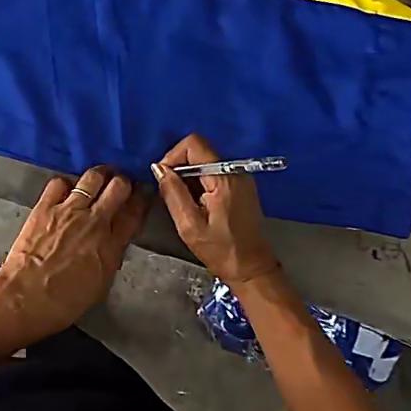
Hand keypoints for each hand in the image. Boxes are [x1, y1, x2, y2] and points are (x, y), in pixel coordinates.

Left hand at [0, 166, 149, 348]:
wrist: (25, 299)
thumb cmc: (63, 301)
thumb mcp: (101, 283)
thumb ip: (112, 257)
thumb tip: (114, 244)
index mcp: (112, 243)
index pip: (135, 212)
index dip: (142, 199)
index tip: (143, 193)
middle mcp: (95, 221)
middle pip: (119, 186)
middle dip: (123, 181)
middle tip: (121, 183)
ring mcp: (69, 211)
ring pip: (93, 177)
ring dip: (99, 175)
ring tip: (99, 178)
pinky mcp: (45, 207)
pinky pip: (60, 182)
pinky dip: (66, 183)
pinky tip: (66, 190)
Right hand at [153, 134, 283, 289]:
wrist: (251, 267)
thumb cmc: (221, 250)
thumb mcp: (189, 225)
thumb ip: (173, 193)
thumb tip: (159, 168)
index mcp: (224, 178)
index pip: (194, 144)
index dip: (173, 156)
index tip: (164, 178)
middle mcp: (236, 170)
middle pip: (200, 150)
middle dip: (180, 167)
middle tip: (171, 193)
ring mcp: (241, 176)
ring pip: (206, 160)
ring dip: (189, 176)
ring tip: (184, 201)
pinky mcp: (241, 184)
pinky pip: (215, 171)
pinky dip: (201, 181)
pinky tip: (197, 203)